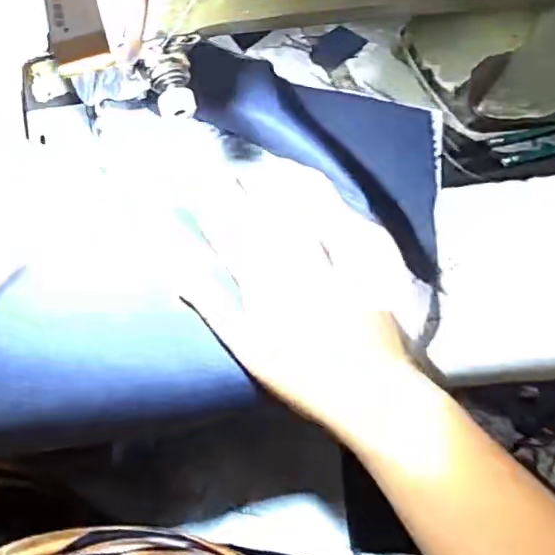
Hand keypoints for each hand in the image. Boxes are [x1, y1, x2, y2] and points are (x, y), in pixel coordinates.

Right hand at [174, 153, 430, 431]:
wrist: (376, 393)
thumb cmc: (302, 374)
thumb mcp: (247, 347)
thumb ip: (212, 305)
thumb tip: (178, 273)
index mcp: (266, 275)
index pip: (230, 224)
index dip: (209, 198)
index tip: (190, 178)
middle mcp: (300, 254)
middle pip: (268, 203)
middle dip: (244, 177)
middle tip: (226, 161)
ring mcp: (337, 253)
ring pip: (309, 202)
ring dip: (286, 178)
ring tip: (269, 164)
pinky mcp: (369, 260)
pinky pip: (346, 215)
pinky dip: (329, 199)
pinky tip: (321, 192)